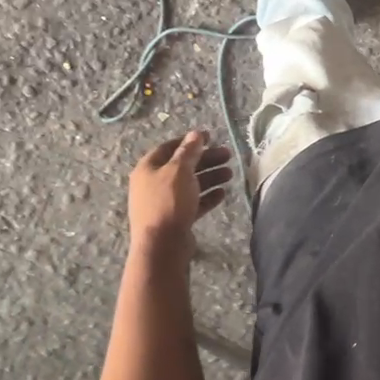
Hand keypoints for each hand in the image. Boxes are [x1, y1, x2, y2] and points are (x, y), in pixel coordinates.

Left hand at [127, 131, 232, 251]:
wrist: (162, 246)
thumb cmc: (168, 202)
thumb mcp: (179, 170)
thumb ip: (189, 151)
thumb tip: (195, 134)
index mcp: (148, 168)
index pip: (170, 147)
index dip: (190, 141)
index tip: (211, 137)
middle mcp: (153, 184)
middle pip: (183, 166)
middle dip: (206, 159)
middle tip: (228, 156)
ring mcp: (164, 202)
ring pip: (190, 184)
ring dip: (210, 177)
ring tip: (230, 175)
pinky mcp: (174, 219)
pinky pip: (193, 202)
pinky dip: (207, 197)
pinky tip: (222, 194)